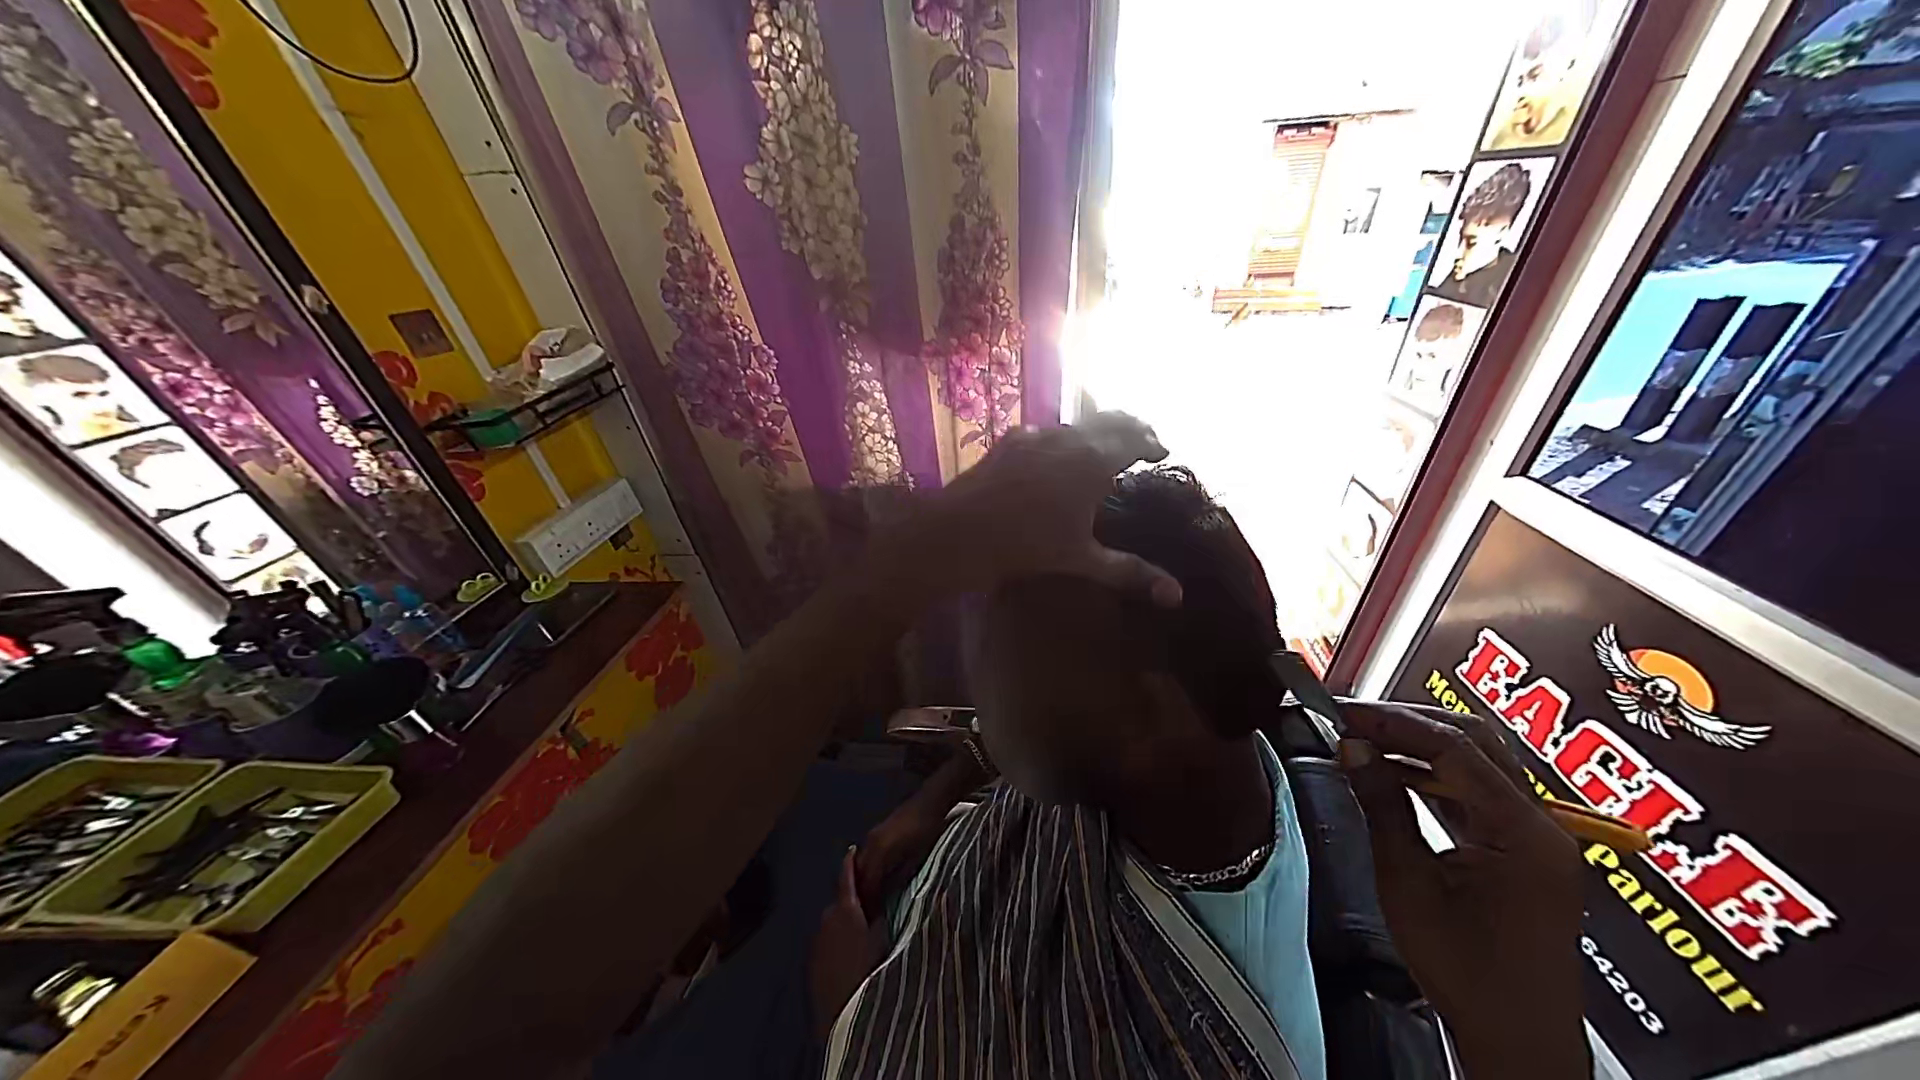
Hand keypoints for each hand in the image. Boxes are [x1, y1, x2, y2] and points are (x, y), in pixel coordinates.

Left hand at [809, 848, 886, 1039]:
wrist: (839, 1012)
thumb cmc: (867, 970)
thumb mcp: (882, 938)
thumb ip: (880, 917)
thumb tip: (880, 905)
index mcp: (845, 909)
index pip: (846, 877)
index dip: (850, 863)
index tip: (852, 850)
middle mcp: (826, 919)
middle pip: (839, 901)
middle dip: (850, 899)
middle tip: (866, 905)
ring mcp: (815, 940)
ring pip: (831, 922)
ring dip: (841, 922)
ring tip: (857, 933)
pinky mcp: (809, 961)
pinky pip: (824, 941)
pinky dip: (834, 939)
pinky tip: (845, 954)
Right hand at [852, 803, 941, 914]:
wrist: (931, 800)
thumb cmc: (927, 830)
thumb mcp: (917, 856)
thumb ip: (900, 877)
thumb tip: (890, 899)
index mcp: (879, 850)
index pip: (866, 884)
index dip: (867, 904)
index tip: (869, 922)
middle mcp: (871, 843)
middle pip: (857, 875)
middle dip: (859, 895)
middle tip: (866, 914)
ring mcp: (873, 836)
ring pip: (859, 865)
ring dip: (861, 882)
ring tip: (868, 900)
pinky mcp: (877, 833)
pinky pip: (865, 856)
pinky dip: (865, 871)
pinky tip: (873, 881)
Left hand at [892, 412, 1180, 604]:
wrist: (959, 531)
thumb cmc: (1026, 546)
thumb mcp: (1082, 559)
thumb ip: (1129, 571)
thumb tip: (1176, 595)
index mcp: (1095, 461)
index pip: (1136, 438)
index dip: (1153, 443)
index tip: (1163, 451)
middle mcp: (1069, 438)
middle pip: (1112, 420)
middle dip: (1133, 428)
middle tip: (1144, 440)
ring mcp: (1037, 435)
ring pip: (1078, 423)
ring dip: (1099, 430)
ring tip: (1106, 446)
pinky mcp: (1011, 439)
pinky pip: (1049, 430)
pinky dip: (1066, 437)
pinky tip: (1059, 454)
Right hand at [1337, 702, 1588, 1078]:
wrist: (1517, 1039)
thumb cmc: (1466, 971)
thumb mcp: (1408, 882)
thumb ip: (1383, 806)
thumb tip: (1354, 749)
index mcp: (1524, 833)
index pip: (1455, 747)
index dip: (1393, 722)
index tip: (1344, 713)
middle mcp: (1541, 826)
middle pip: (1475, 742)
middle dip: (1409, 723)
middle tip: (1352, 719)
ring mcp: (1536, 836)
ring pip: (1477, 762)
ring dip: (1418, 746)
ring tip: (1364, 740)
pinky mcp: (1522, 849)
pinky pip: (1476, 792)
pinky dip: (1432, 775)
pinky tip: (1392, 773)